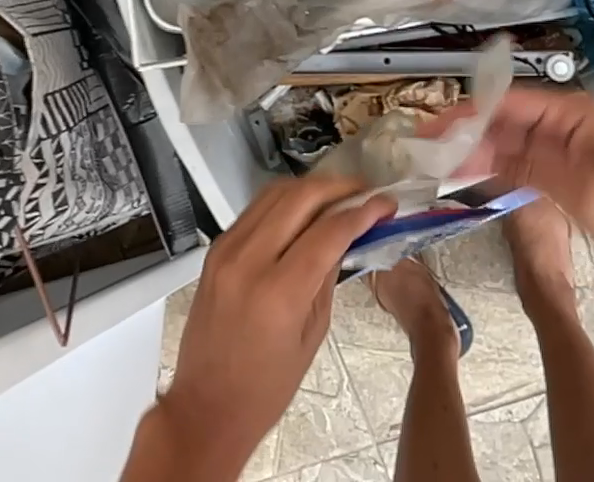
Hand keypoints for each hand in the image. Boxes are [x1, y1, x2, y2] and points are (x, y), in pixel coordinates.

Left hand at [155, 176, 397, 476]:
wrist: (205, 406)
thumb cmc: (267, 387)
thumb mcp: (313, 334)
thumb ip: (329, 276)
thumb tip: (350, 235)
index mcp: (279, 292)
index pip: (330, 231)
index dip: (364, 210)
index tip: (387, 203)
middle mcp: (249, 260)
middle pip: (302, 197)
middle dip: (341, 187)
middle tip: (367, 192)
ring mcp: (227, 250)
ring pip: (276, 193)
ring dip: (313, 188)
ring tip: (340, 195)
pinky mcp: (216, 249)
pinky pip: (255, 209)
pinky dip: (285, 201)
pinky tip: (305, 210)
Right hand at [431, 86, 593, 280]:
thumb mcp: (579, 189)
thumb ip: (527, 165)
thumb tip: (476, 149)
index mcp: (575, 114)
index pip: (510, 102)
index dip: (469, 113)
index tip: (436, 128)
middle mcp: (567, 122)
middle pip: (506, 120)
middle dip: (467, 132)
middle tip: (428, 149)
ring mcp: (564, 147)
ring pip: (509, 141)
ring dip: (477, 151)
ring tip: (439, 164)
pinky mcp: (563, 171)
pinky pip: (520, 161)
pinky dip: (495, 167)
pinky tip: (470, 176)